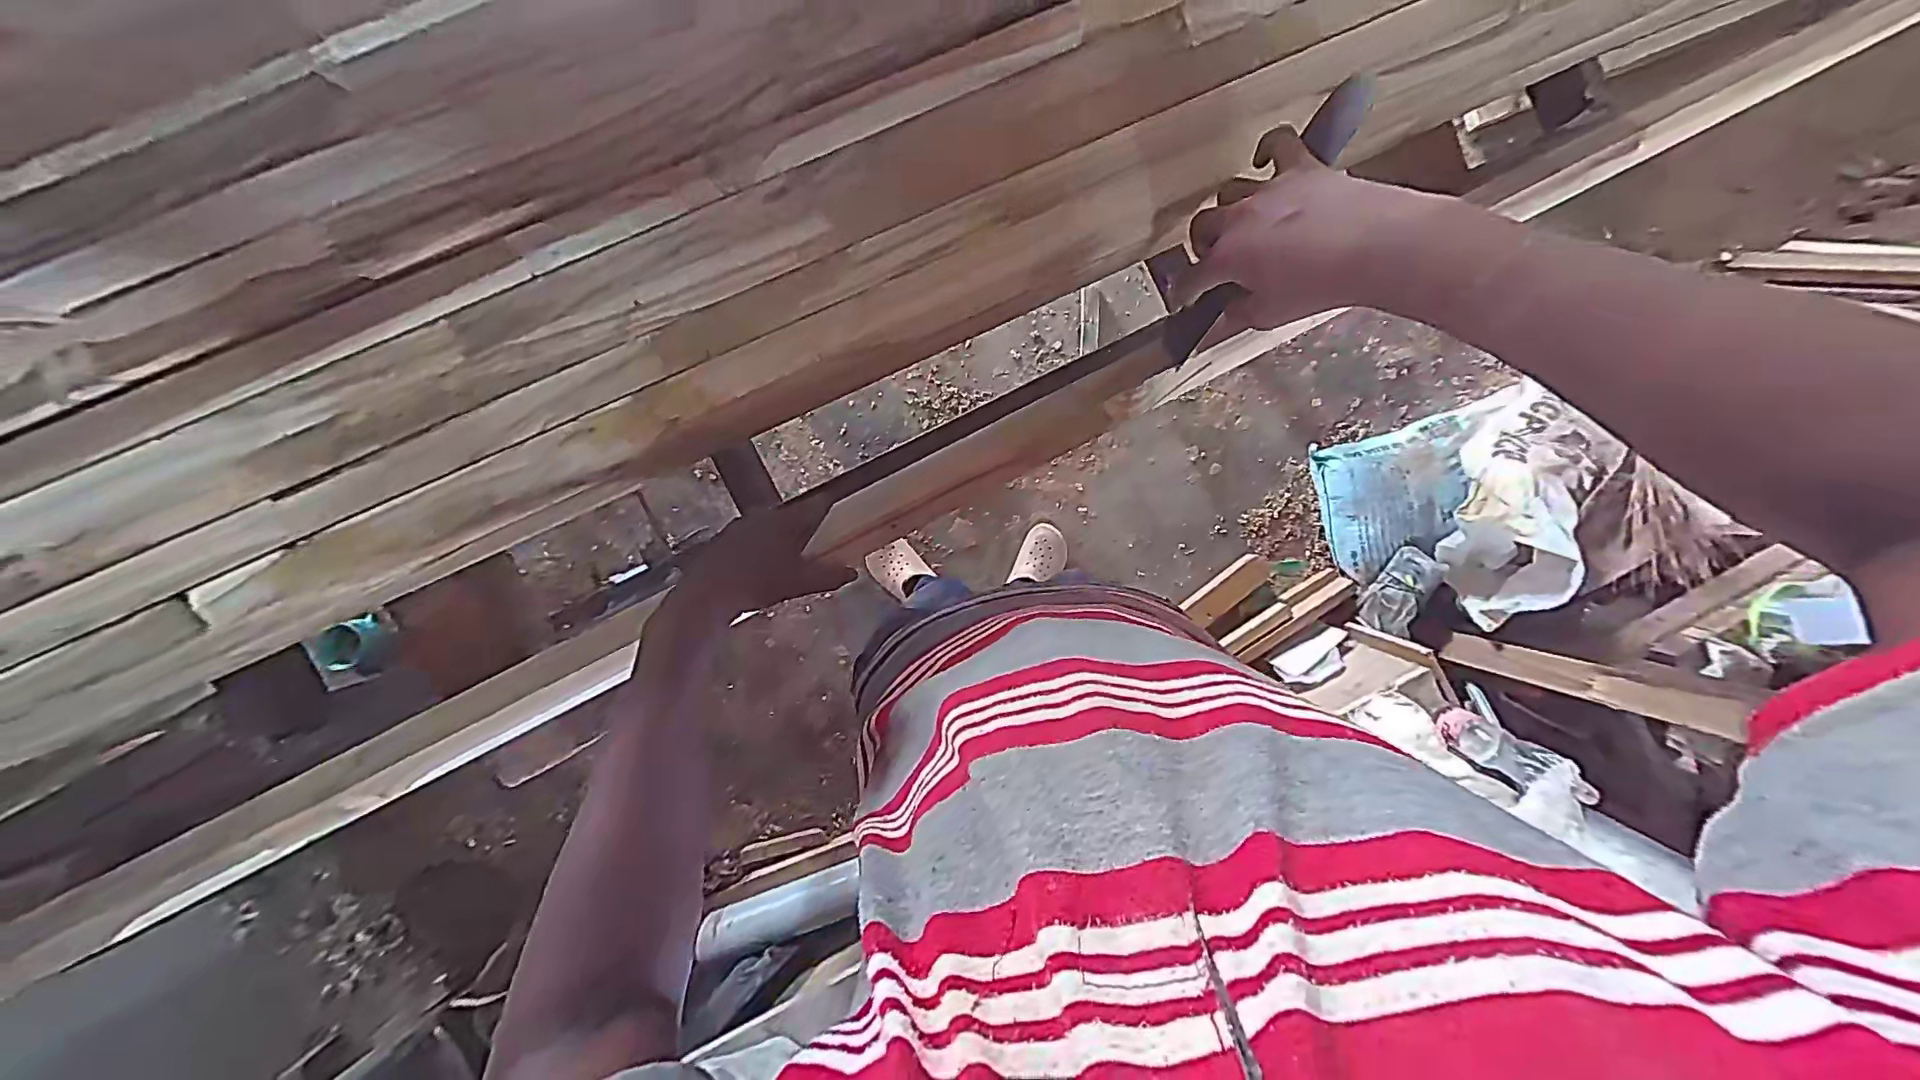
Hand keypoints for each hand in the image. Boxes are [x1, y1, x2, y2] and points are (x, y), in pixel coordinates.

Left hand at [667, 499, 854, 622]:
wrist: (707, 591)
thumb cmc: (759, 582)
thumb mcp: (800, 582)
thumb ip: (828, 576)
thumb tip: (852, 572)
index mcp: (787, 520)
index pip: (816, 505)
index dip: (830, 506)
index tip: (840, 507)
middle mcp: (765, 515)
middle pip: (792, 514)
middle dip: (805, 524)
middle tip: (818, 535)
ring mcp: (741, 525)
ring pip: (770, 524)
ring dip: (781, 535)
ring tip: (791, 551)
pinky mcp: (724, 539)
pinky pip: (752, 537)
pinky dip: (762, 546)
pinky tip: (762, 563)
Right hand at [1168, 126, 1445, 328]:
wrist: (1378, 248)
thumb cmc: (1323, 284)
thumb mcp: (1269, 315)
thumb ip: (1239, 312)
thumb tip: (1229, 311)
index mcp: (1226, 258)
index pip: (1191, 279)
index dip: (1185, 294)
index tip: (1186, 301)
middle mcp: (1239, 219)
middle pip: (1202, 228)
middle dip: (1203, 247)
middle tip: (1215, 262)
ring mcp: (1269, 190)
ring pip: (1229, 191)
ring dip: (1228, 208)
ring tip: (1239, 222)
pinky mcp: (1303, 168)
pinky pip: (1278, 145)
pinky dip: (1267, 150)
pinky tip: (1263, 160)